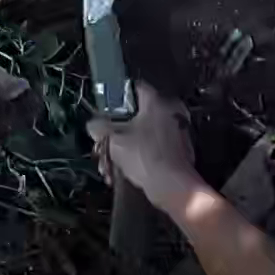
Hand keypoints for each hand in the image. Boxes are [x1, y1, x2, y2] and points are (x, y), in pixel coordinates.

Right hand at [86, 81, 204, 213]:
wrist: (173, 187)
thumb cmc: (143, 156)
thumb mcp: (113, 139)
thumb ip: (99, 127)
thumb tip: (93, 124)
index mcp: (157, 101)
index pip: (134, 87)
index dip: (116, 97)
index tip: (104, 111)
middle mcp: (171, 111)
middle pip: (137, 114)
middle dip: (117, 132)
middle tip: (104, 146)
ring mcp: (178, 131)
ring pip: (143, 133)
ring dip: (125, 147)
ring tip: (111, 166)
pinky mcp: (181, 149)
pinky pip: (154, 146)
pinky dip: (140, 155)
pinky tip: (126, 170)